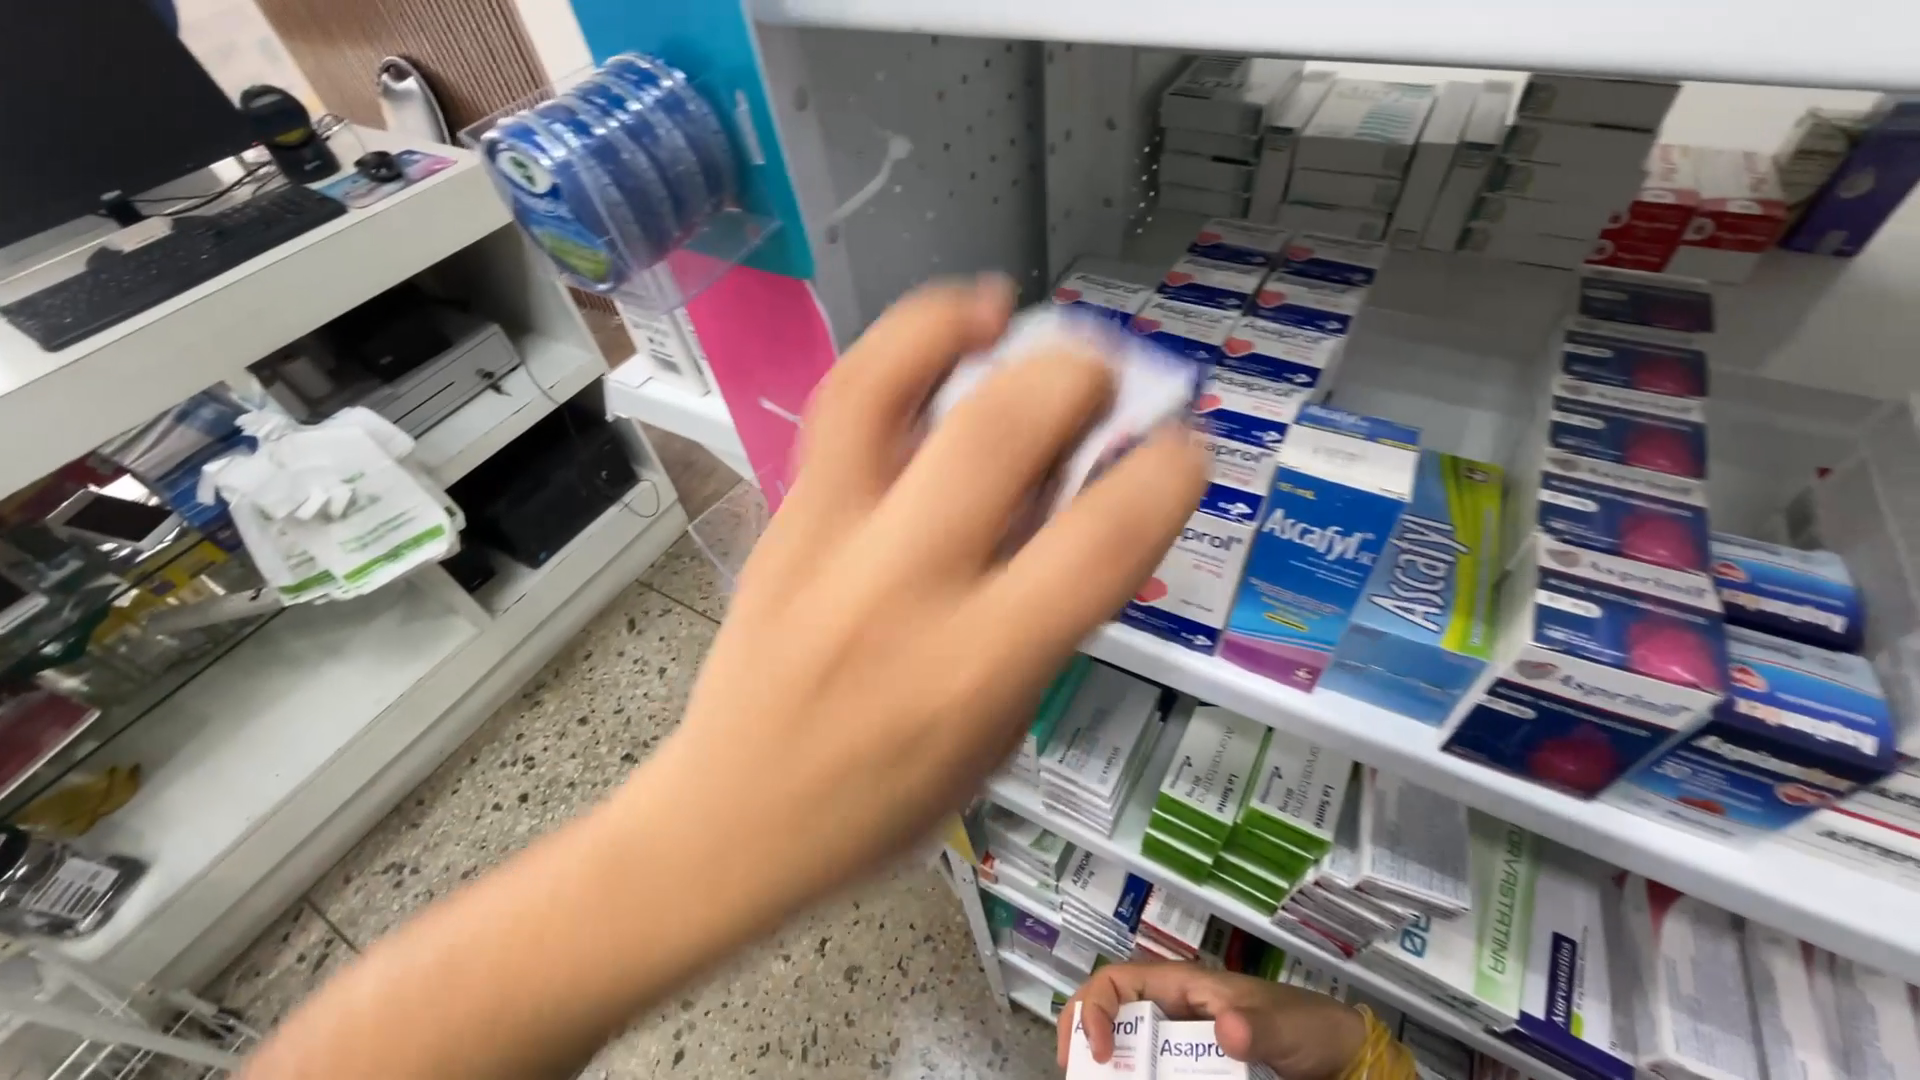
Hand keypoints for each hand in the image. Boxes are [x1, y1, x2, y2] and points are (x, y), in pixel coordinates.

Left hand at [650, 275, 1207, 909]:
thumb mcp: (1001, 731)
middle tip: (1102, 382)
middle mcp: (902, 588)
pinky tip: (941, 332)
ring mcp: (828, 539)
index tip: (1182, 451)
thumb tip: (1085, 507)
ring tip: (1007, 312)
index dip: (1165, 477)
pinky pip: (841, 406)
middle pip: (999, 434)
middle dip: (1074, 378)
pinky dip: (897, 349)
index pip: (1100, 543)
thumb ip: (1048, 621)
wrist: (734, 819)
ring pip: (892, 390)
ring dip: (966, 330)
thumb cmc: (886, 801)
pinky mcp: (783, 518)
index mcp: (978, 667)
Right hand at [1058, 962, 1367, 1079]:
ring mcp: (1183, 1049)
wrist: (1340, 1059)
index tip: (1095, 1051)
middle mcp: (1172, 1015)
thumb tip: (1225, 1030)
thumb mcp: (1280, 1023)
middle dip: (1084, 1042)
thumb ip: (1254, 1025)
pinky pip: (1158, 1076)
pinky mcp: (1197, 1074)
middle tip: (1076, 1075)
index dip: (1093, 1007)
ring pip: (1130, 1054)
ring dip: (1110, 1070)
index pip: (1117, 983)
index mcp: (1180, 987)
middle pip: (1111, 1017)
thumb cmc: (1304, 1026)